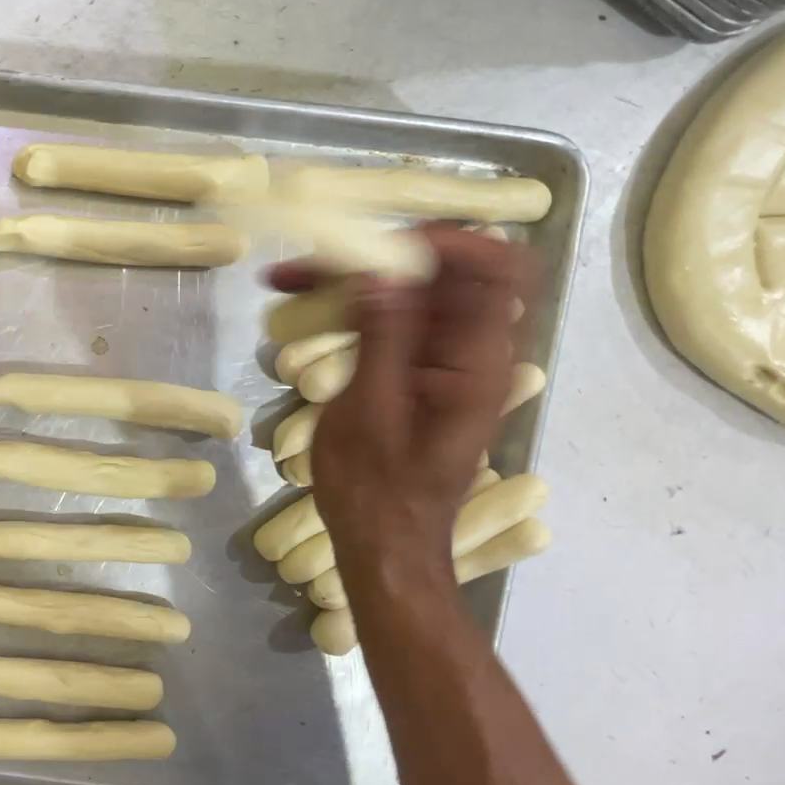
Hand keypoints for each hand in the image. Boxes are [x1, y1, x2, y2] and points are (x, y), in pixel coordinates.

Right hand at [270, 225, 526, 574]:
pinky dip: (354, 304)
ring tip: (290, 279)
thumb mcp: (371, 413)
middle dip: (379, 254)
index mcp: (478, 361)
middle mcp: (473, 351)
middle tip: (310, 263)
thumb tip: (381, 272)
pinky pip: (395, 318)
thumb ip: (382, 339)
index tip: (370, 247)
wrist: (385, 543)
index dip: (442, 242)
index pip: (494, 269)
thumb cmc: (377, 490)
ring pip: (414, 291)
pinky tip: (308, 306)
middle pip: (446, 272)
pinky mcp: (419, 372)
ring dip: (356, 277)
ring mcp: (446, 360)